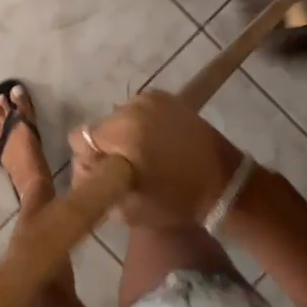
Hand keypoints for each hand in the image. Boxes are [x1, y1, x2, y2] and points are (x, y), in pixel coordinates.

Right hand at [70, 90, 244, 228]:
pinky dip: (141, 127)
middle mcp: (133, 106)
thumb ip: (96, 189)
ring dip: (124, 137)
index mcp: (121, 131)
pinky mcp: (168, 99)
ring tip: (143, 159)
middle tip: (123, 172)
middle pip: (100, 127)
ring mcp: (152, 99)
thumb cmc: (177, 200)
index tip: (103, 179)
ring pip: (119, 118)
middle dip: (106, 149)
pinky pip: (139, 111)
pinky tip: (155, 146)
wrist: (226, 183)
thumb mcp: (129, 208)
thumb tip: (86, 176)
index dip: (86, 162)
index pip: (80, 139)